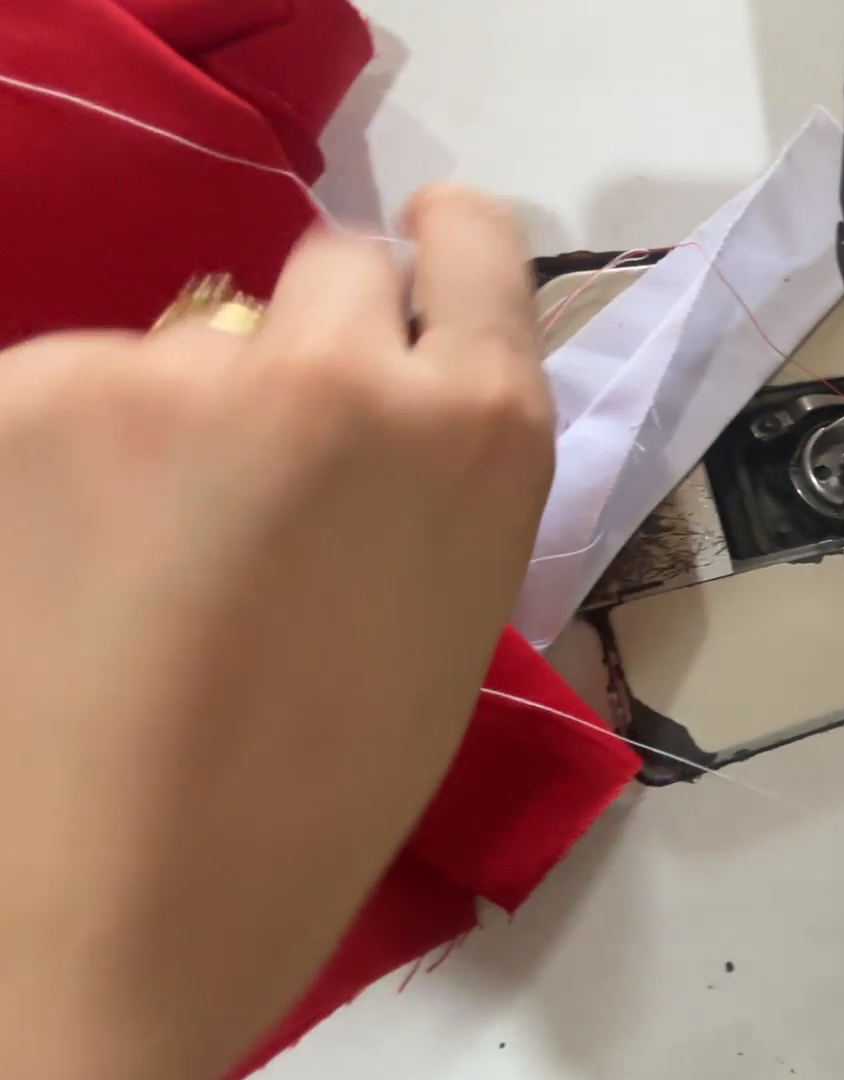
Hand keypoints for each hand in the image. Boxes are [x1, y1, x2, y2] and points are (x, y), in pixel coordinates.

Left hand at [0, 186, 552, 1078]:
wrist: (159, 878)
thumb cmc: (366, 737)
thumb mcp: (473, 569)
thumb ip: (456, 447)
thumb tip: (408, 371)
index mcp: (490, 422)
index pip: (471, 234)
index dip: (449, 253)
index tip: (426, 298)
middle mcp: (351, 369)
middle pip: (341, 259)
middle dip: (338, 331)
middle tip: (308, 439)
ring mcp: (178, 370)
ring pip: (209, 329)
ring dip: (210, 394)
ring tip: (185, 528)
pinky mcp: (17, 396)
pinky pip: (88, 376)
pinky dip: (96, 437)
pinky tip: (94, 542)